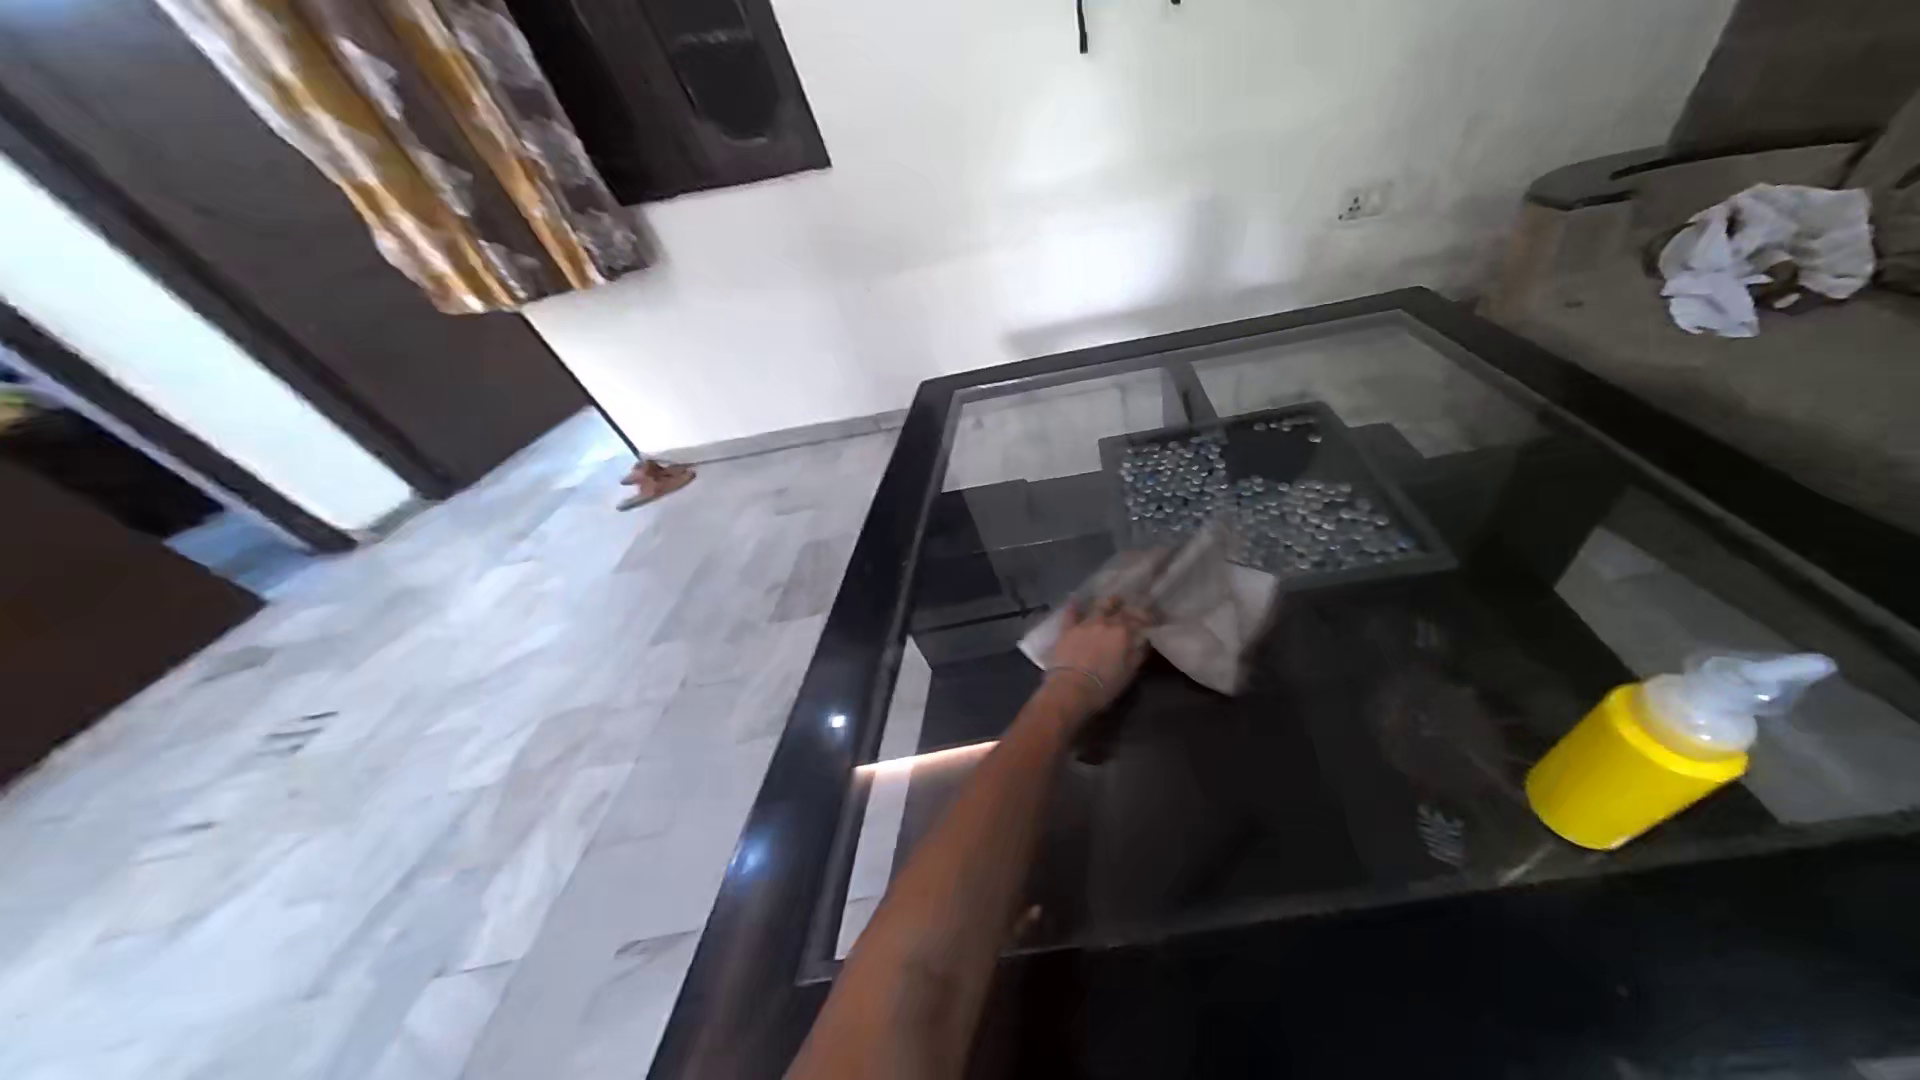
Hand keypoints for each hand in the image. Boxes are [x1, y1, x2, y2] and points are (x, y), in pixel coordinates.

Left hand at [1045, 596, 1153, 715]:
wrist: (1072, 687)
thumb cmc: (1105, 684)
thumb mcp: (1129, 672)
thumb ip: (1138, 653)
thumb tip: (1145, 640)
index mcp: (1122, 633)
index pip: (1138, 620)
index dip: (1146, 617)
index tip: (1151, 618)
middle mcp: (1105, 623)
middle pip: (1119, 611)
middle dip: (1128, 607)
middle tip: (1133, 606)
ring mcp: (1085, 624)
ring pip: (1098, 607)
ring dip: (1107, 602)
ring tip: (1113, 598)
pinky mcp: (1068, 629)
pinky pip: (1071, 613)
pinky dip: (1074, 605)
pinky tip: (1075, 598)